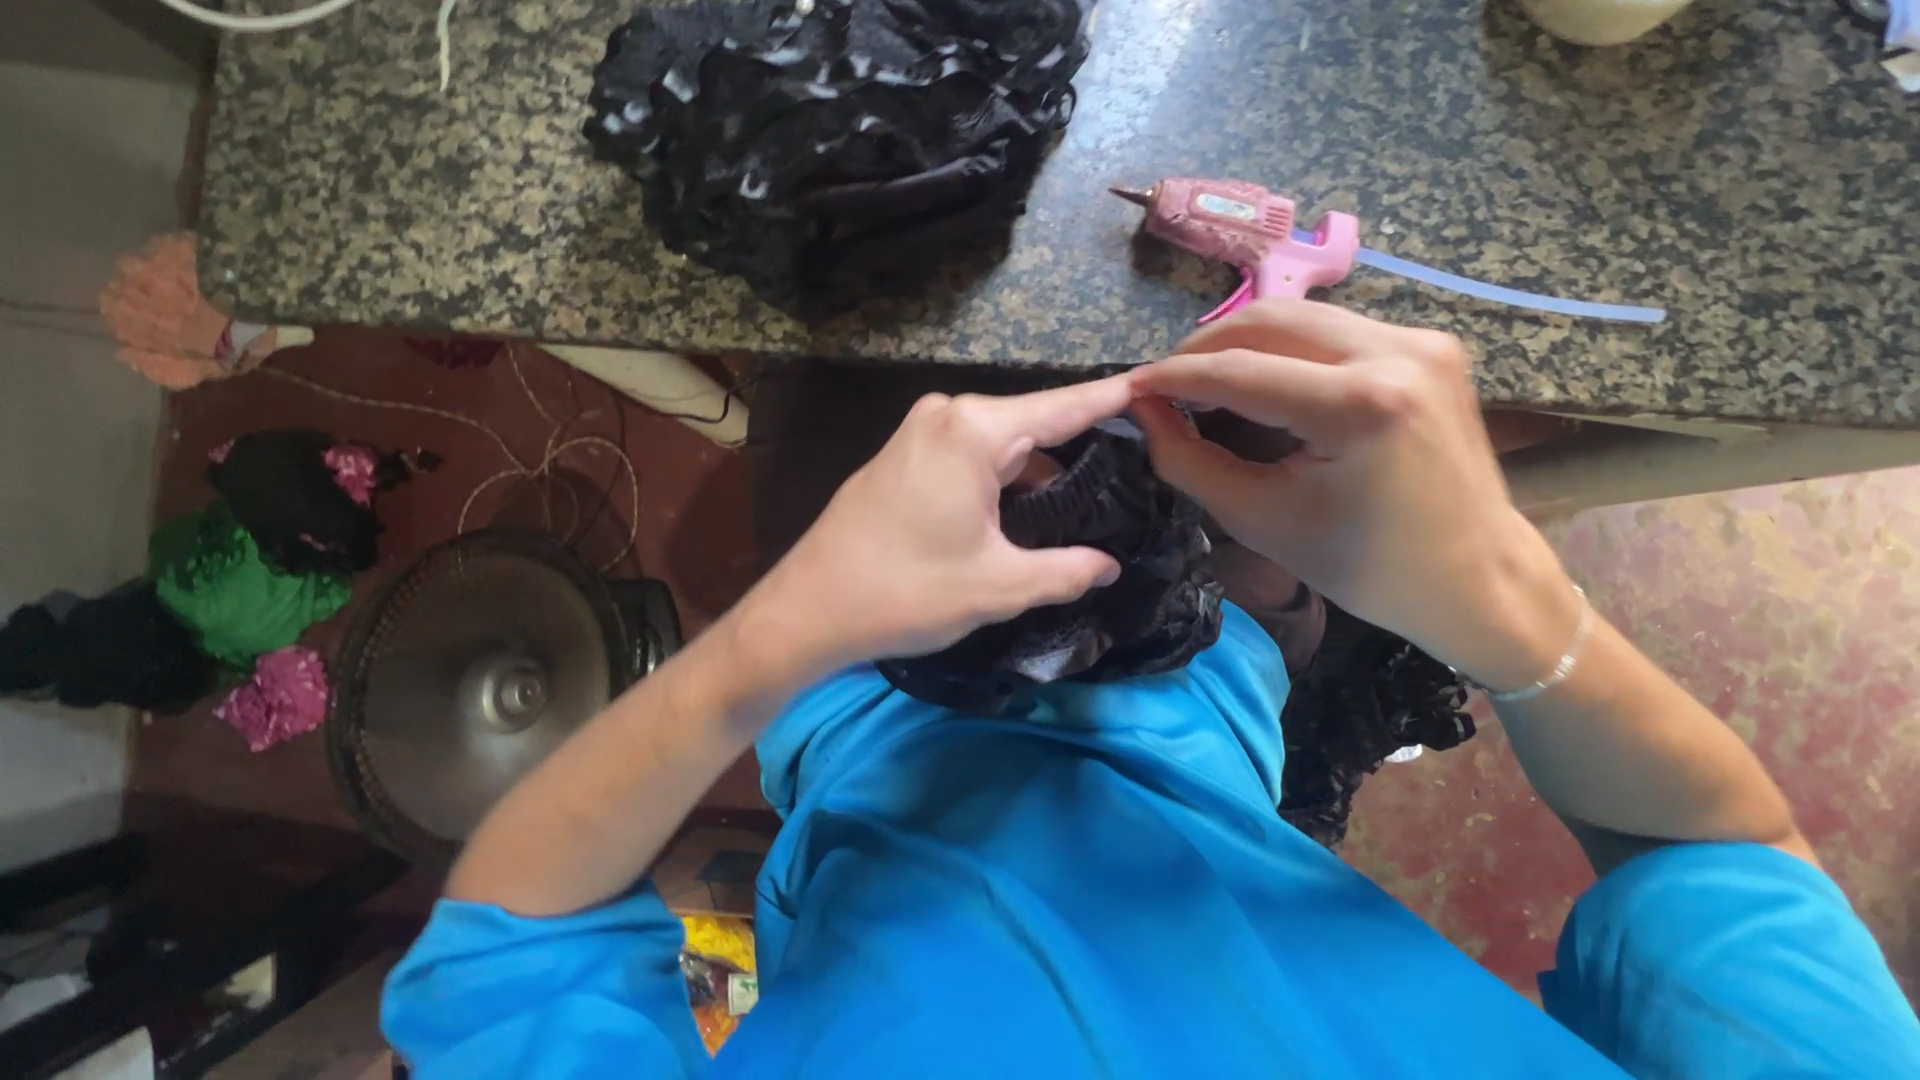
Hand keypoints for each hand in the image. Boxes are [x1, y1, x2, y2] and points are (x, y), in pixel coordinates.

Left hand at [735, 378, 1132, 680]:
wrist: (808, 609)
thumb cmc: (905, 592)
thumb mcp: (998, 586)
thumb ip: (1065, 572)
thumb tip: (1109, 567)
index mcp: (974, 431)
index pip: (1064, 407)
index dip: (1114, 398)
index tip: (1158, 383)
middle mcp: (947, 416)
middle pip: (1033, 426)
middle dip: (1080, 451)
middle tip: (1136, 476)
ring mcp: (920, 434)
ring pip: (1001, 446)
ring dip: (1038, 475)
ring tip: (1089, 506)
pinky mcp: (903, 458)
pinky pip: (970, 457)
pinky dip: (1003, 481)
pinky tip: (1028, 513)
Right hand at [1128, 300, 1581, 691]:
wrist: (1476, 579)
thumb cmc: (1365, 567)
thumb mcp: (1260, 520)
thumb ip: (1189, 460)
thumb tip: (1145, 411)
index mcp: (1360, 405)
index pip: (1239, 371)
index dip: (1173, 377)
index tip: (1129, 389)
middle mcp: (1396, 351)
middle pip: (1269, 320)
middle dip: (1203, 349)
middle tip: (1163, 385)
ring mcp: (1420, 341)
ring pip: (1300, 316)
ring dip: (1241, 343)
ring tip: (1201, 381)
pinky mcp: (1429, 345)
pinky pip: (1333, 330)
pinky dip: (1283, 349)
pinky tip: (1258, 380)